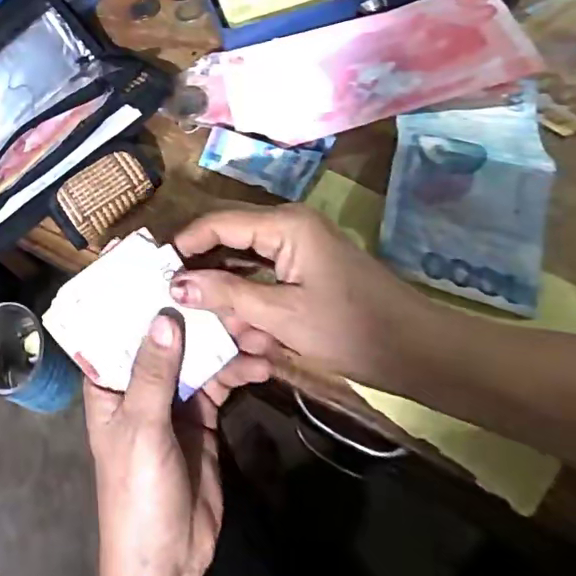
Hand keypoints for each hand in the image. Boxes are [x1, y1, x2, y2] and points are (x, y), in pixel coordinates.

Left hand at [83, 310, 269, 575]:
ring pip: (195, 353)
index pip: (112, 325)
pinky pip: (219, 381)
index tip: (147, 252)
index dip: (127, 291)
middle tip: (223, 284)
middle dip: (190, 311)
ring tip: (255, 324)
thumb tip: (166, 316)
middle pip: (162, 333)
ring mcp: (172, 395)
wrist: (170, 561)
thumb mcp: (141, 429)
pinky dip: (238, 369)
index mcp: (108, 380)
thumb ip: (154, 373)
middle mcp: (138, 380)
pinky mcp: (201, 414)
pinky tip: (261, 362)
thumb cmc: (136, 492)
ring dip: (222, 339)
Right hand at [169, 204, 435, 388]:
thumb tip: (176, 282)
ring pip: (244, 263)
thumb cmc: (352, 328)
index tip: (155, 269)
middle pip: (229, 240)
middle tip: (173, 298)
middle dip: (204, 272)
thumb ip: (227, 294)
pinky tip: (240, 332)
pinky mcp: (305, 269)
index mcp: (284, 225)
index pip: (219, 222)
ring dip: (228, 294)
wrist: (419, 352)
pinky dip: (250, 302)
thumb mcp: (282, 315)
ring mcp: (298, 248)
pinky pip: (264, 277)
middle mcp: (287, 226)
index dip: (185, 243)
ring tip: (206, 323)